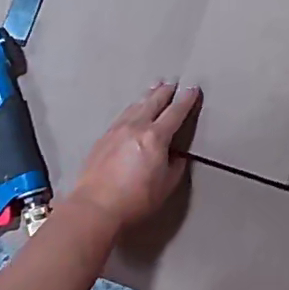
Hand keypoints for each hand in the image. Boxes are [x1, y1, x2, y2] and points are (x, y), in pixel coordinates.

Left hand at [61, 82, 200, 235]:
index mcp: (155, 137)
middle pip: (153, 102)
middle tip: (172, 83)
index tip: (192, 90)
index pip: (175, 113)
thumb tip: (177, 156)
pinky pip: (122, 115)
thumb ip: (175, 166)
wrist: (96, 206)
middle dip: (165, 91)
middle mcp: (135, 127)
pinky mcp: (103, 138)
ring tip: (154, 88)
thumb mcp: (166, 186)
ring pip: (135, 106)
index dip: (186, 100)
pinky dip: (132, 108)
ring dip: (147, 96)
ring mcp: (116, 130)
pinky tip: (132, 110)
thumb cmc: (134, 200)